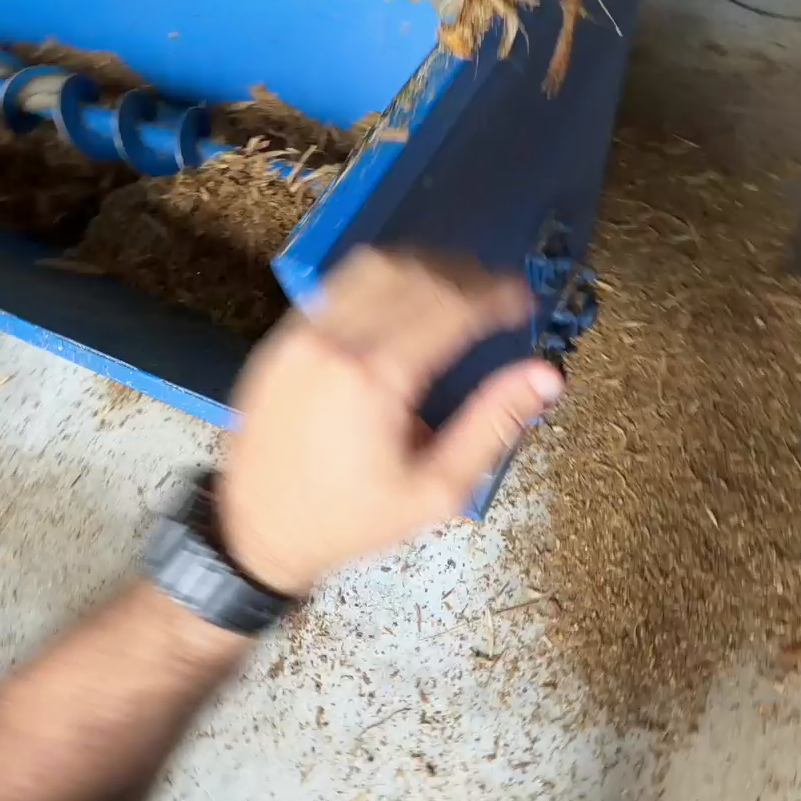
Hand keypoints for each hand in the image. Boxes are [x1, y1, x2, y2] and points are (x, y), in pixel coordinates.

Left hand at [219, 247, 564, 594]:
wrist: (254, 533)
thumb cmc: (354, 519)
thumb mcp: (436, 489)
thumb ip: (493, 424)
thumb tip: (546, 375)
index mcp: (376, 379)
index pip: (449, 306)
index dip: (495, 294)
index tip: (521, 298)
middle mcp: (335, 341)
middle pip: (415, 276)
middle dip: (467, 275)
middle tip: (497, 294)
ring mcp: (301, 334)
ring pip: (374, 267)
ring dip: (425, 267)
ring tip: (457, 287)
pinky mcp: (281, 338)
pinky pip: (339, 284)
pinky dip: (383, 278)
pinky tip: (405, 298)